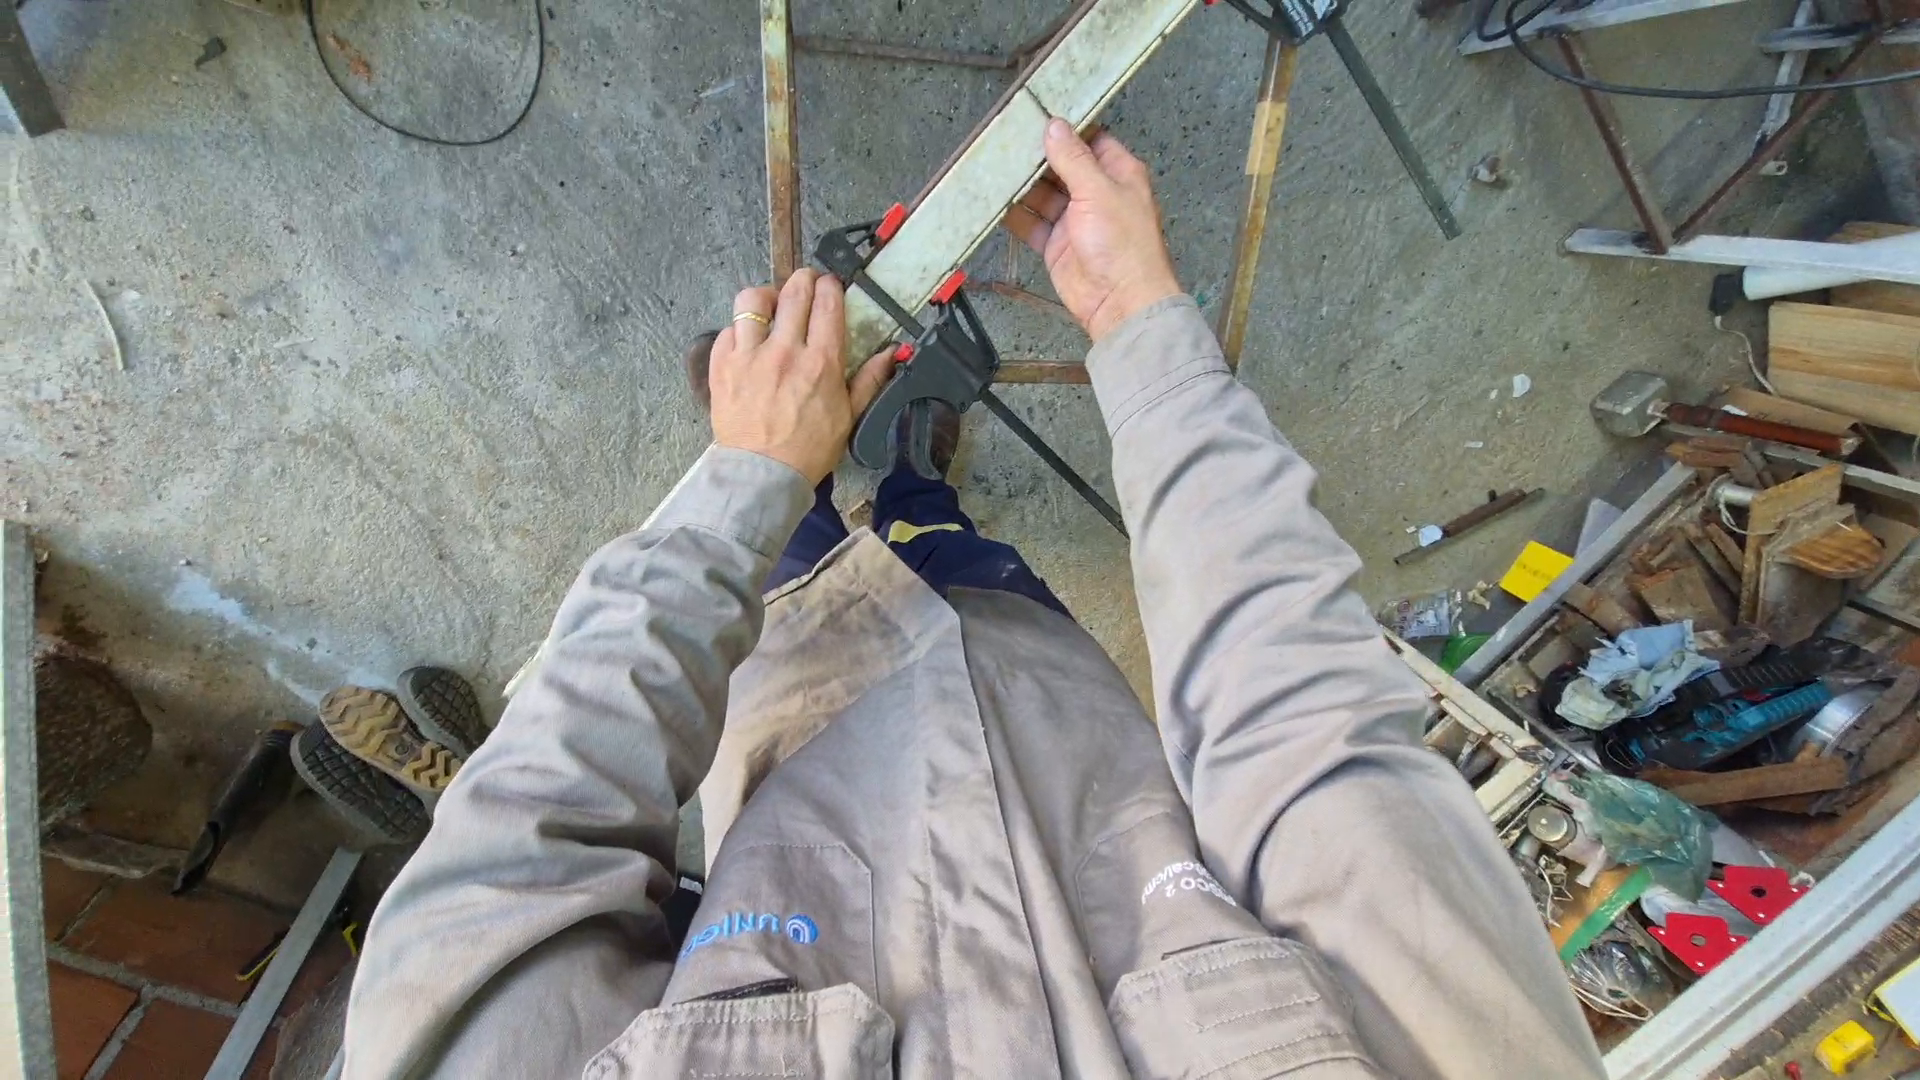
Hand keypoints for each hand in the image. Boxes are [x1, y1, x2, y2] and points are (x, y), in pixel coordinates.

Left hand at [709, 269, 895, 484]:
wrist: (763, 474)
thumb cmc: (809, 449)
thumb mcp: (849, 416)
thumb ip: (870, 379)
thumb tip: (892, 352)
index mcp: (821, 363)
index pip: (827, 304)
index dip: (831, 287)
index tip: (831, 286)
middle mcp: (785, 351)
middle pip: (794, 291)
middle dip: (804, 279)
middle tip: (807, 284)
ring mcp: (749, 355)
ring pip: (753, 299)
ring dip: (767, 295)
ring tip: (771, 306)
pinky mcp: (722, 365)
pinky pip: (729, 328)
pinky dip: (741, 328)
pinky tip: (750, 340)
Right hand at [1004, 119, 1182, 342]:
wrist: (1119, 301)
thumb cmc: (1124, 246)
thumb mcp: (1098, 191)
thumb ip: (1073, 159)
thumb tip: (1055, 127)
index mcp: (1117, 174)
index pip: (1089, 140)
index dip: (1066, 128)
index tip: (1038, 113)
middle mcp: (1096, 194)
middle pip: (1061, 166)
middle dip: (1037, 155)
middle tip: (1008, 138)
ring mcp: (1075, 221)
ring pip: (1043, 195)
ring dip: (1022, 184)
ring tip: (997, 166)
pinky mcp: (1057, 246)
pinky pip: (1032, 225)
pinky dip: (1016, 216)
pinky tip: (998, 202)